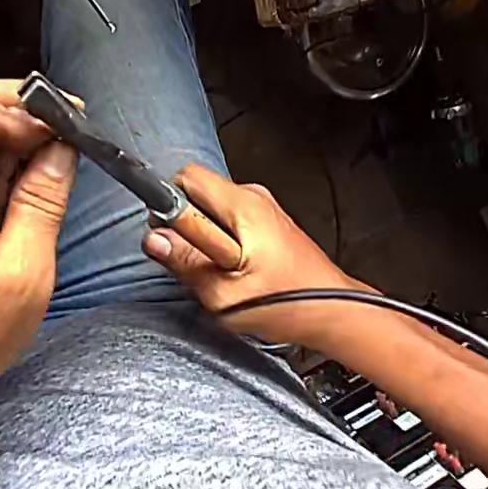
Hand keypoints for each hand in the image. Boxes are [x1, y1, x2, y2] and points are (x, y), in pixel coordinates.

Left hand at [0, 80, 77, 458]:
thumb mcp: (25, 272)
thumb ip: (43, 199)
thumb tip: (64, 147)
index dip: (12, 108)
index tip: (61, 125)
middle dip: (17, 108)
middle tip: (70, 124)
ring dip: (17, 128)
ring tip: (63, 142)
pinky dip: (9, 151)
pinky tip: (41, 162)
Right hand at [141, 163, 371, 346]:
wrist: (333, 311)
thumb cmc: (287, 305)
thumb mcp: (225, 293)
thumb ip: (187, 261)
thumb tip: (154, 239)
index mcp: (243, 206)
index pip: (186, 177)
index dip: (168, 206)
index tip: (170, 238)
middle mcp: (253, 197)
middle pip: (197, 191)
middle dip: (185, 224)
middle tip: (198, 262)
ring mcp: (262, 207)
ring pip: (211, 207)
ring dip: (203, 236)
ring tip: (221, 271)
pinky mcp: (266, 220)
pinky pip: (228, 219)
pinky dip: (221, 241)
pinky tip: (236, 269)